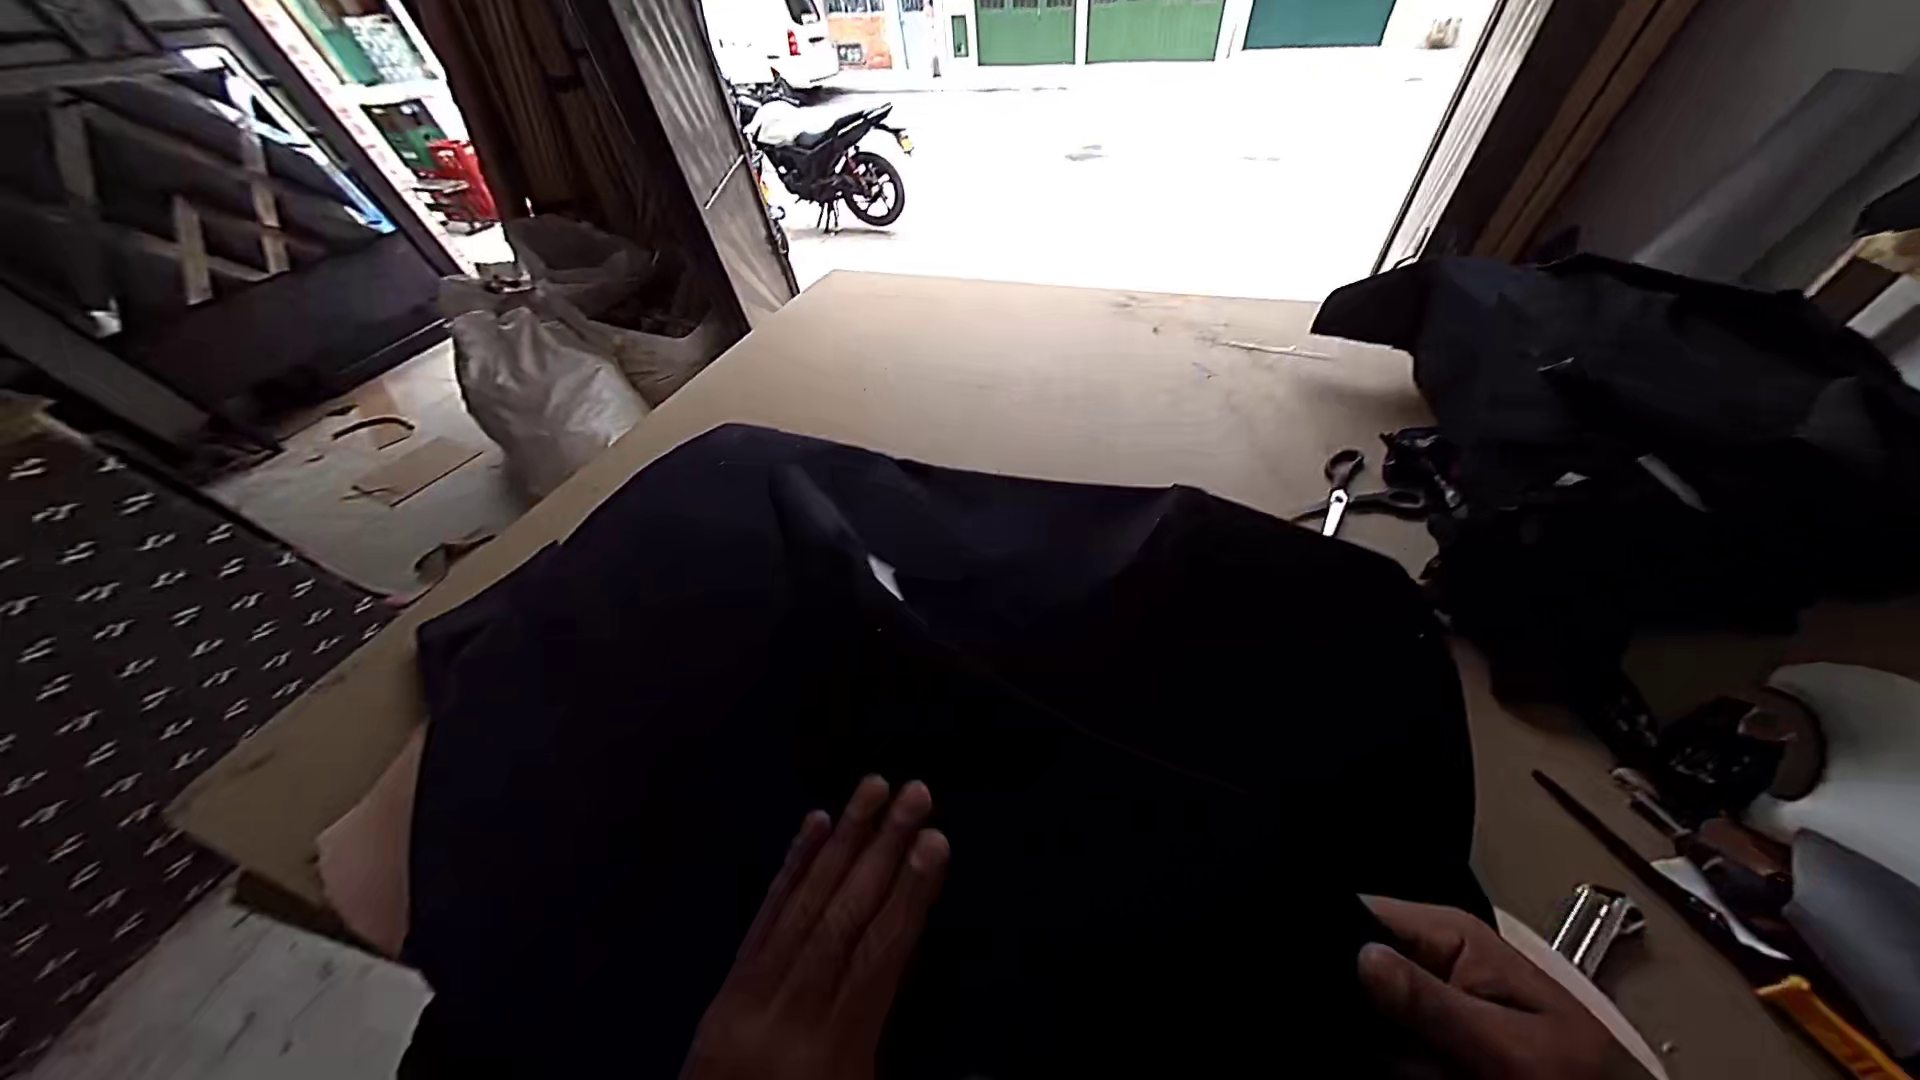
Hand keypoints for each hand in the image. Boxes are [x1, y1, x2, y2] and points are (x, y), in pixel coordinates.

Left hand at [680, 776, 949, 1079]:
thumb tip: (984, 1073)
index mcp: (833, 1050)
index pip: (881, 952)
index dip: (912, 891)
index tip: (935, 840)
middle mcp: (792, 1013)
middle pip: (847, 912)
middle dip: (886, 844)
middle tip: (915, 793)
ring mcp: (752, 995)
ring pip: (806, 900)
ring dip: (844, 837)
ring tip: (873, 788)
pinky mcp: (728, 988)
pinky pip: (764, 915)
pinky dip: (792, 865)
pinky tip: (812, 824)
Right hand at [1358, 896, 1649, 1079]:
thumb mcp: (1514, 1049)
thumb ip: (1434, 1002)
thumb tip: (1360, 956)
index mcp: (1447, 934)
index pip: (1360, 911)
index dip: (1338, 944)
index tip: (1341, 990)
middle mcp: (1428, 954)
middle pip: (1355, 966)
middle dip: (1368, 1012)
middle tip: (1416, 1056)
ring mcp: (1426, 995)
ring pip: (1365, 1011)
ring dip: (1386, 1049)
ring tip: (1433, 1072)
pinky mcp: (1427, 1031)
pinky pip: (1387, 1042)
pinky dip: (1400, 1064)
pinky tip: (1429, 1074)